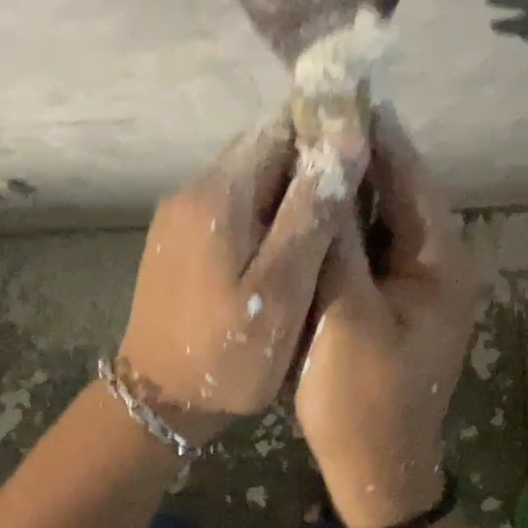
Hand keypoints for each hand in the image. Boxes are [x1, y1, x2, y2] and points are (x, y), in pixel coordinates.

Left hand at [117, 116, 368, 441]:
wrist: (158, 398)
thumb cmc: (227, 353)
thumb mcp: (282, 287)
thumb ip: (313, 211)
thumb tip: (348, 136)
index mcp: (217, 194)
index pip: (279, 129)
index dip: (326, 129)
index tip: (369, 150)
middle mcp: (192, 191)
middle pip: (262, 152)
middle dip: (310, 163)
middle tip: (358, 196)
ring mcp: (179, 217)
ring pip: (248, 181)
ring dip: (289, 191)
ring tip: (333, 224)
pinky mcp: (177, 241)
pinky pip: (231, 208)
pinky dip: (265, 215)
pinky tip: (291, 247)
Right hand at [296, 111, 481, 527]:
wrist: (375, 472)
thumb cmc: (361, 400)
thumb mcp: (344, 318)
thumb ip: (335, 240)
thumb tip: (326, 165)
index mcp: (442, 263)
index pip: (409, 177)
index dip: (374, 133)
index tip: (336, 90)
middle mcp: (439, 263)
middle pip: (397, 193)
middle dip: (354, 155)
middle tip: (307, 115)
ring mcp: (418, 284)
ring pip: (381, 218)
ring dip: (344, 188)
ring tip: (300, 148)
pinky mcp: (394, 301)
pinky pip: (369, 248)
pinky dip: (340, 226)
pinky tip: (306, 208)